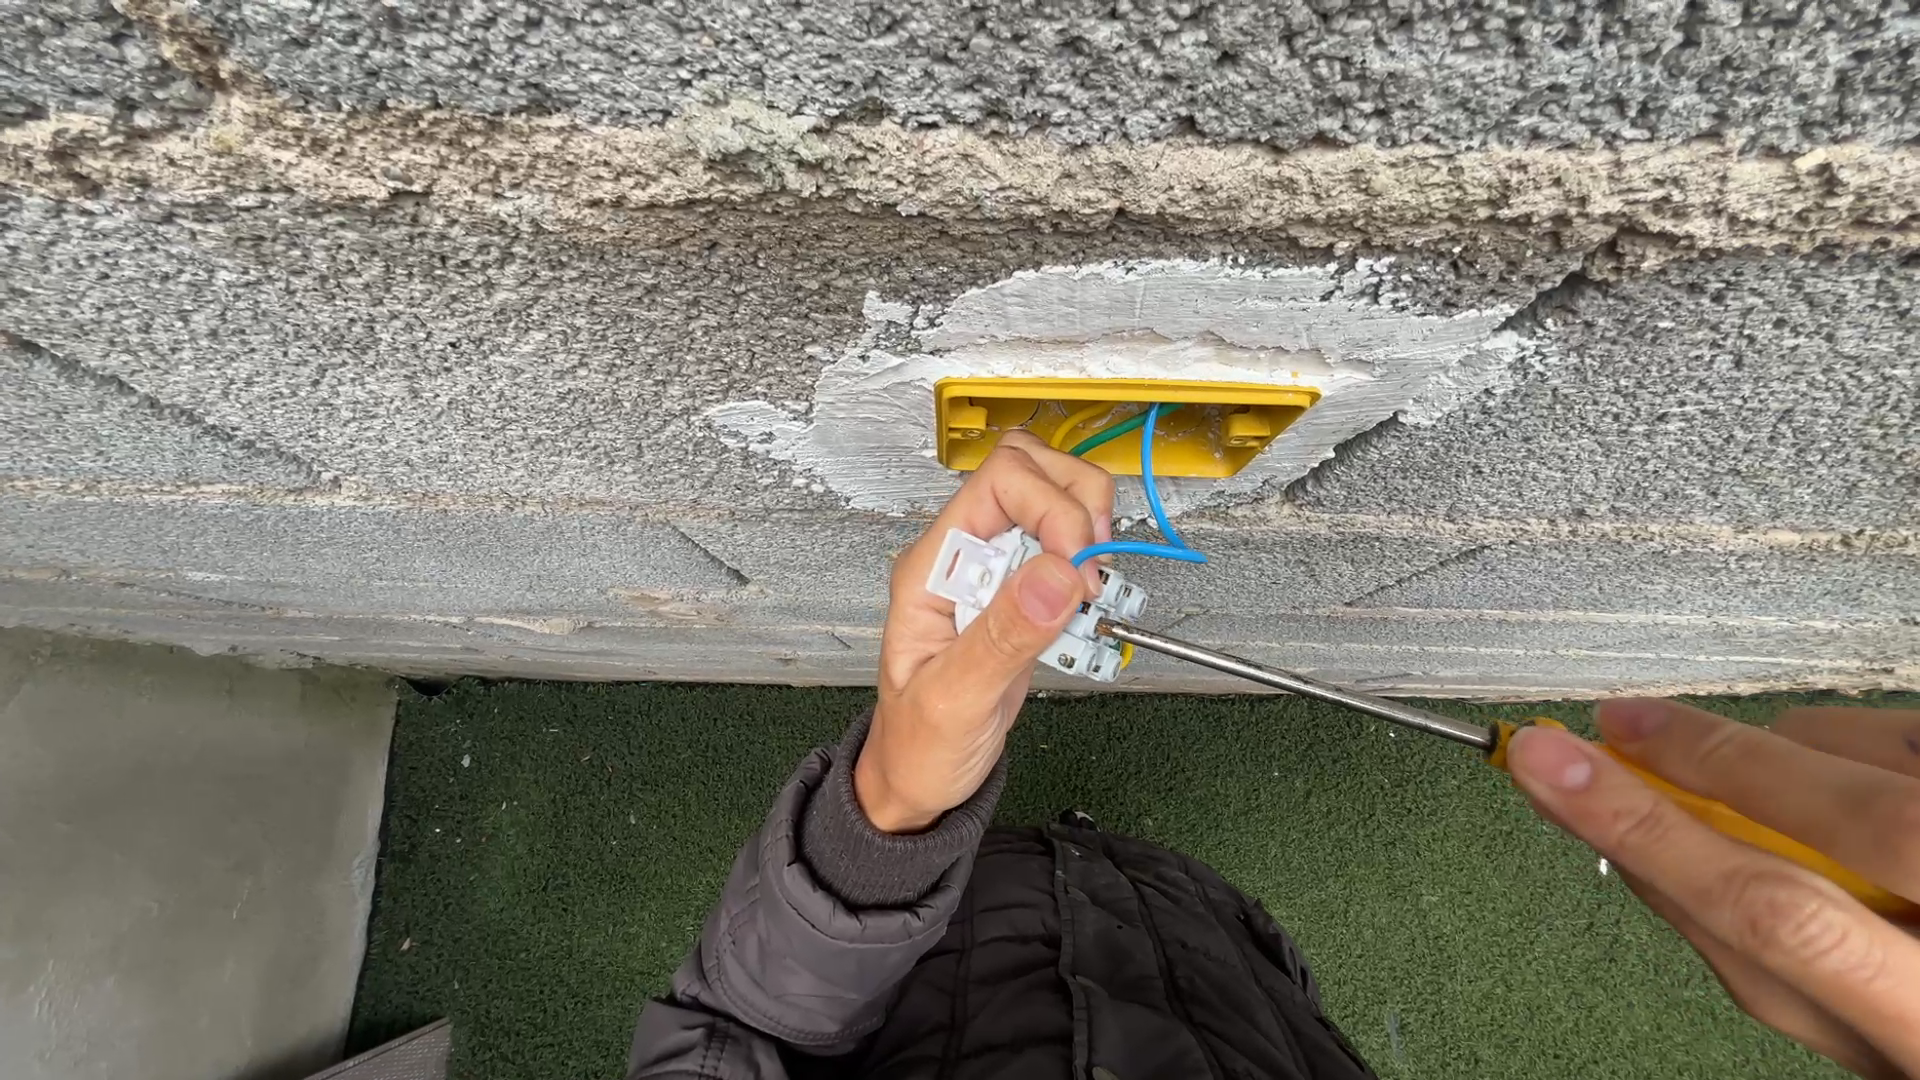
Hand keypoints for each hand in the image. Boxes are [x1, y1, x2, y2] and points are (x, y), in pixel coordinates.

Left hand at [856, 431, 1113, 833]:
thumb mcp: (953, 699)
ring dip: (1089, 528)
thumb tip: (1056, 573)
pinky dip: (1092, 562)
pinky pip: (1066, 547)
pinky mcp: (1022, 593)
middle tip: (1093, 567)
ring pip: (1053, 497)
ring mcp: (995, 570)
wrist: (920, 774)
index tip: (1078, 566)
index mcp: (932, 567)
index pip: (997, 482)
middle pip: (1029, 468)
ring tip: (1092, 587)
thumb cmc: (917, 742)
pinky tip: (1088, 606)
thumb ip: (1002, 636)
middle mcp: (963, 555)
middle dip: (1077, 501)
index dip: (1051, 507)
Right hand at [1508, 699, 1919, 1078]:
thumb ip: (1709, 919)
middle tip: (1621, 720)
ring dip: (1783, 750)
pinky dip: (1841, 739)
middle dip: (1711, 753)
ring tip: (1769, 781)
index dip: (1646, 826)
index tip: (1545, 761)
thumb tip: (1589, 808)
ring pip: (1876, 761)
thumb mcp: (1801, 1000)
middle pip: (1868, 822)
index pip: (1775, 918)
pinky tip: (1843, 777)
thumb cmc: (1905, 1007)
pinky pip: (1897, 730)